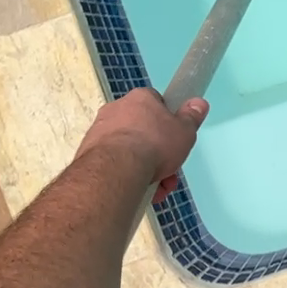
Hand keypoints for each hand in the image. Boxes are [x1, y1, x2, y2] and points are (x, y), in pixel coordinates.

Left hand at [75, 88, 207, 201]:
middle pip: (142, 128)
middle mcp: (116, 109)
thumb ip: (192, 117)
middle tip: (170, 169)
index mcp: (140, 98)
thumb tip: (198, 102)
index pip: (156, 102)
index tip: (175, 136)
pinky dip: (127, 173)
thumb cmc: (156, 144)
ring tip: (157, 186)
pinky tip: (139, 189)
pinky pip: (114, 161)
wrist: (116, 169)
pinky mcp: (88, 152)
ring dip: (145, 166)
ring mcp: (99, 130)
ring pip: (129, 148)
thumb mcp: (185, 131)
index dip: (168, 120)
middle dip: (157, 150)